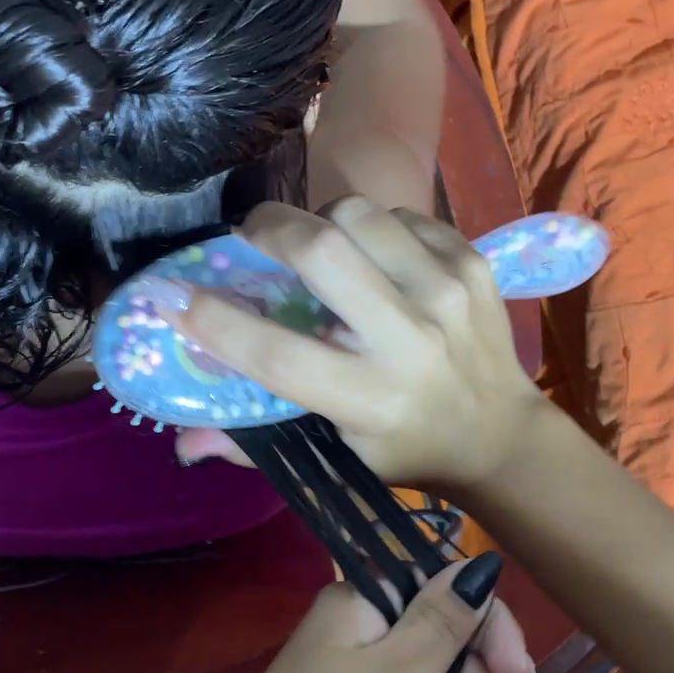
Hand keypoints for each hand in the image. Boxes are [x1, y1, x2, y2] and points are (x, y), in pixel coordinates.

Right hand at [173, 198, 547, 494]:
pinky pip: (400, 215)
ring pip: (361, 215)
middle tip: (250, 235)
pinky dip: (370, 227)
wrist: (503, 436)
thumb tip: (185, 442)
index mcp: (367, 398)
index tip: (169, 295)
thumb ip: (253, 446)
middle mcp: (409, 340)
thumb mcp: (330, 457)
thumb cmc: (400, 449)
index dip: (214, 321)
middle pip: (325, 251)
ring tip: (316, 247)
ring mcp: (448, 293)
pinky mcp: (472, 262)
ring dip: (321, 221)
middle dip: (270, 228)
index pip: (277, 354)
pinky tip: (369, 257)